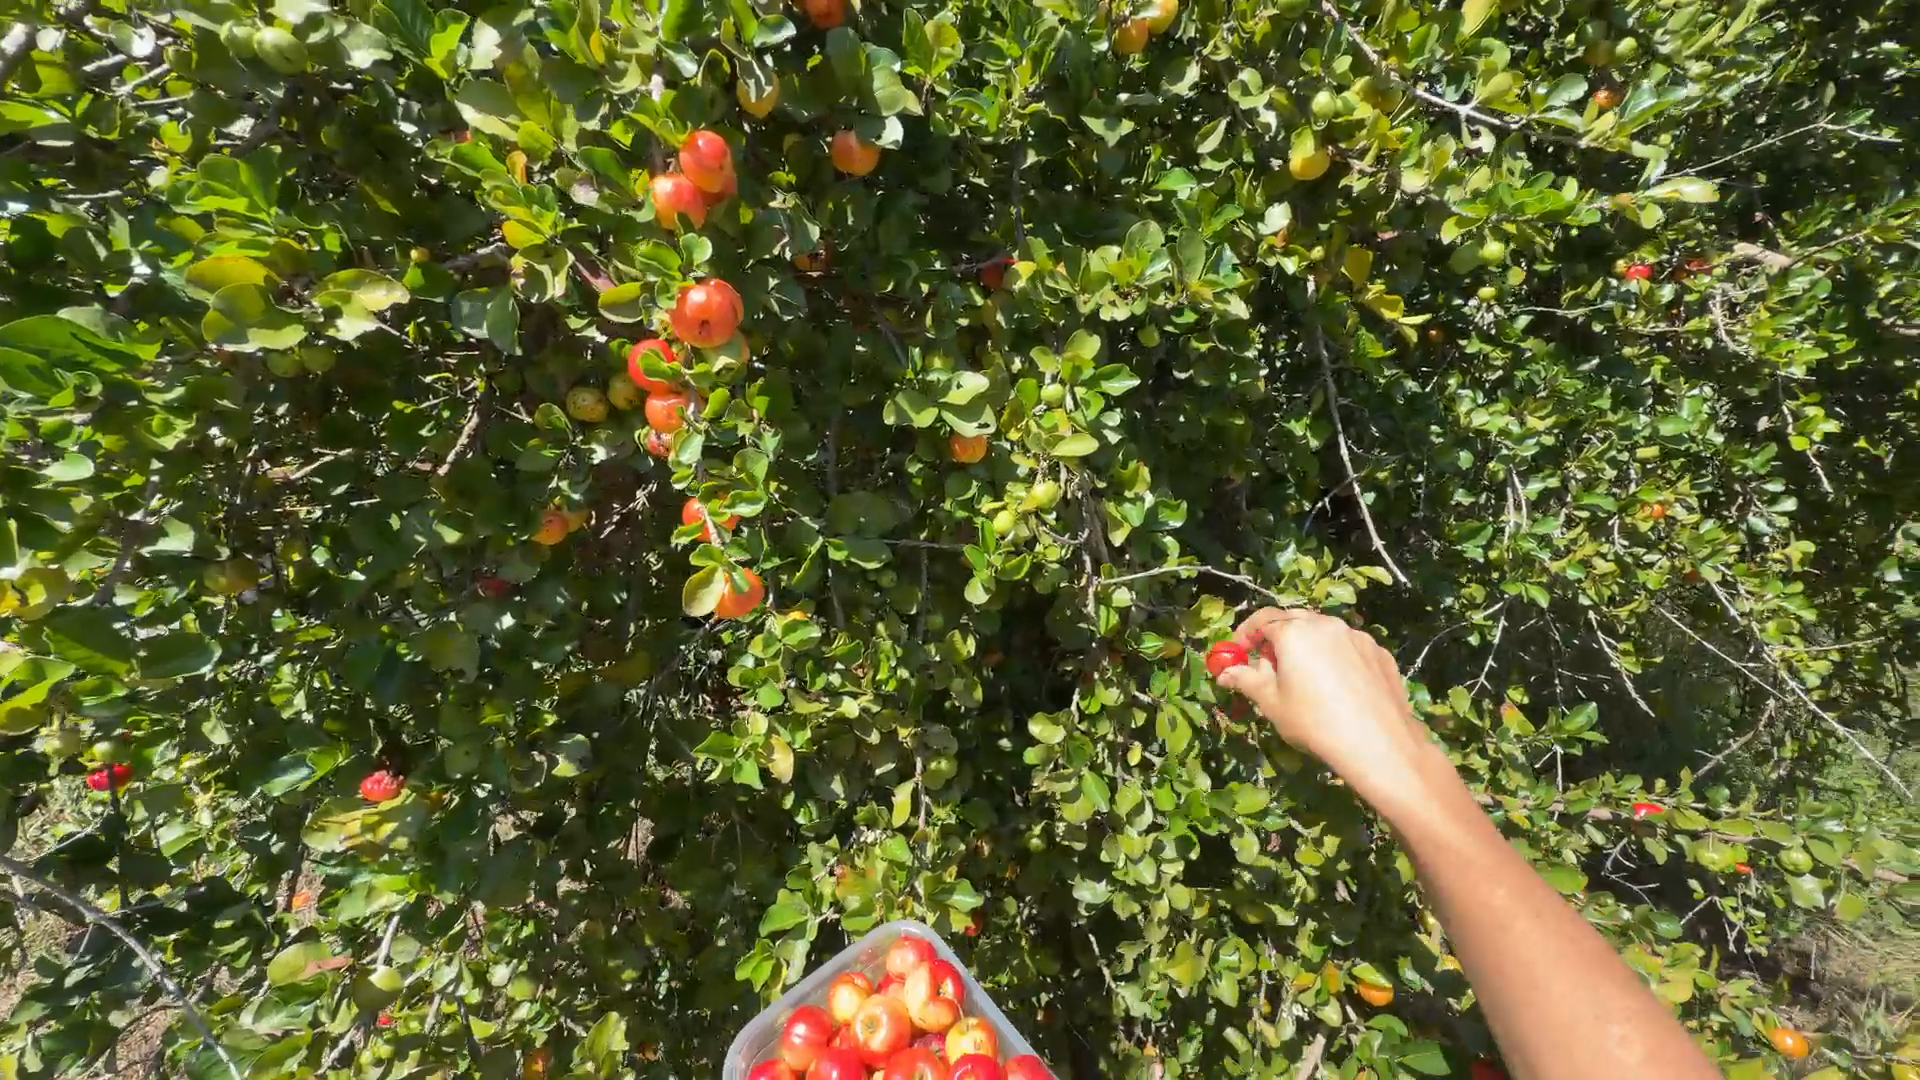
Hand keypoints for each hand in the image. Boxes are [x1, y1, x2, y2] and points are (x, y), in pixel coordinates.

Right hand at [1216, 609, 1457, 819]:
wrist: (1379, 744)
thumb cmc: (1314, 721)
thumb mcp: (1271, 702)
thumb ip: (1246, 680)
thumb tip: (1224, 673)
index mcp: (1294, 632)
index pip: (1263, 619)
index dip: (1247, 634)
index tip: (1240, 652)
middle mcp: (1326, 625)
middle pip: (1293, 620)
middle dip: (1277, 637)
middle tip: (1270, 665)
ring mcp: (1357, 637)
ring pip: (1323, 631)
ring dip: (1307, 644)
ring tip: (1305, 675)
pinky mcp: (1379, 652)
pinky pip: (1348, 645)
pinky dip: (1335, 655)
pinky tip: (1338, 685)